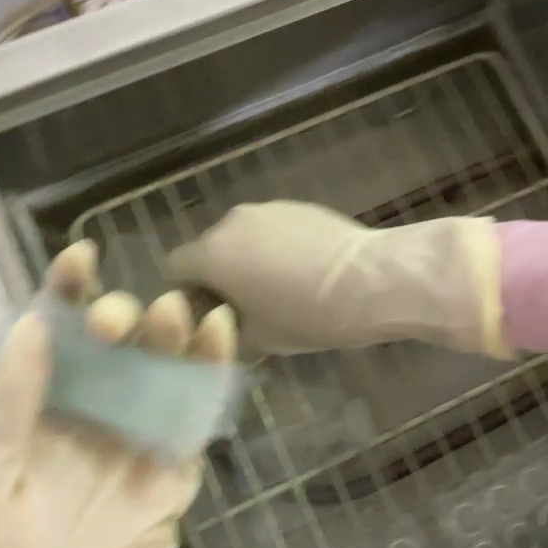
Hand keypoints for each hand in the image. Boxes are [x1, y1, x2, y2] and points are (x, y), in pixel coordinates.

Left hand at [0, 242, 235, 547]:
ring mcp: (128, 456)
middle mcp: (80, 430)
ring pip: (156, 381)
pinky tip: (219, 343)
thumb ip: (9, 409)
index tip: (81, 256)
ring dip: (170, 343)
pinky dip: (207, 383)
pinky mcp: (169, 484)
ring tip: (182, 312)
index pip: (48, 347)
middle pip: (109, 357)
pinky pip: (191, 425)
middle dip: (120, 322)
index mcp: (25, 427)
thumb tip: (35, 328)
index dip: (63, 300)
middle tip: (127, 318)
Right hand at [165, 201, 509, 357]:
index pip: (175, 269)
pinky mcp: (300, 207)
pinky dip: (277, 249)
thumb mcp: (260, 340)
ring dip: (249, 261)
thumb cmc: (308, 316)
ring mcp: (268, 209)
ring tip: (283, 291)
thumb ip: (227, 334)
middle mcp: (232, 222)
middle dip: (220, 278)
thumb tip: (223, 329)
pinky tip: (307, 273)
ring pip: (243, 238)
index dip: (186, 297)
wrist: (372, 281)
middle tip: (248, 310)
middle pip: (209, 250)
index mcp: (212, 254)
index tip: (211, 318)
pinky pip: (273, 230)